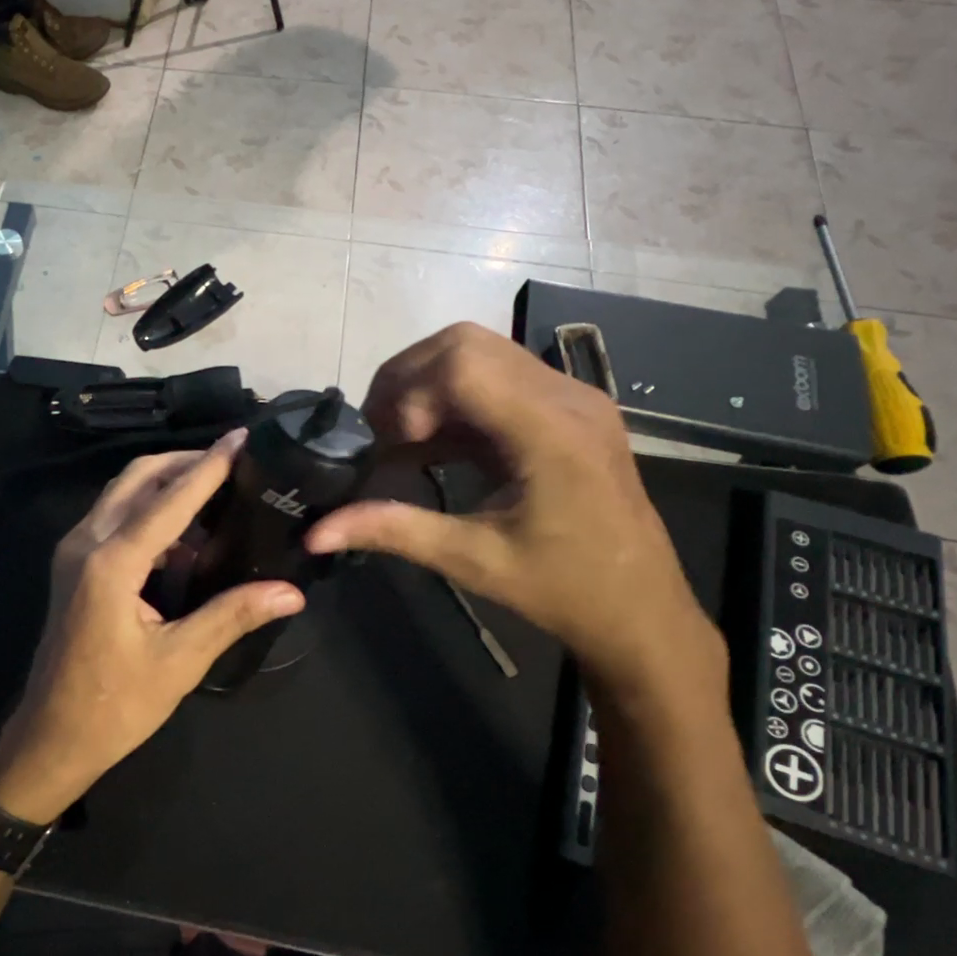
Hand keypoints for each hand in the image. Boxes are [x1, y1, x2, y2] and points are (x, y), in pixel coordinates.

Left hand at [0, 431, 306, 823]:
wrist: (51, 736)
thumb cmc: (114, 707)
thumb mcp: (179, 662)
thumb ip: (232, 616)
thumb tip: (292, 591)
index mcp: (111, 563)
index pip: (169, 500)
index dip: (209, 467)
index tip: (242, 437)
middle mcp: (86, 543)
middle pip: (137, 479)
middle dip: (184, 463)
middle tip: (233, 462)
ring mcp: (73, 552)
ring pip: (121, 494)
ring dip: (164, 485)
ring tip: (216, 492)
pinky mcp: (73, 567)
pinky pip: (113, 518)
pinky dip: (148, 511)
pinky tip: (185, 536)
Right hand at [305, 324, 721, 706]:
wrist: (641, 612)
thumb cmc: (562, 590)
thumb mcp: (472, 560)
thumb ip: (393, 530)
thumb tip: (315, 531)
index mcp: (550, 431)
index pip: (462, 365)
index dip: (410, 395)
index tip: (394, 448)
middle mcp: (566, 397)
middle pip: (465, 344)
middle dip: (408, 381)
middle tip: (382, 436)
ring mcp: (572, 398)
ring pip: (480, 352)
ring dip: (427, 386)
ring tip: (403, 441)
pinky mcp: (568, 410)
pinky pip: (497, 377)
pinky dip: (452, 401)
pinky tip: (433, 447)